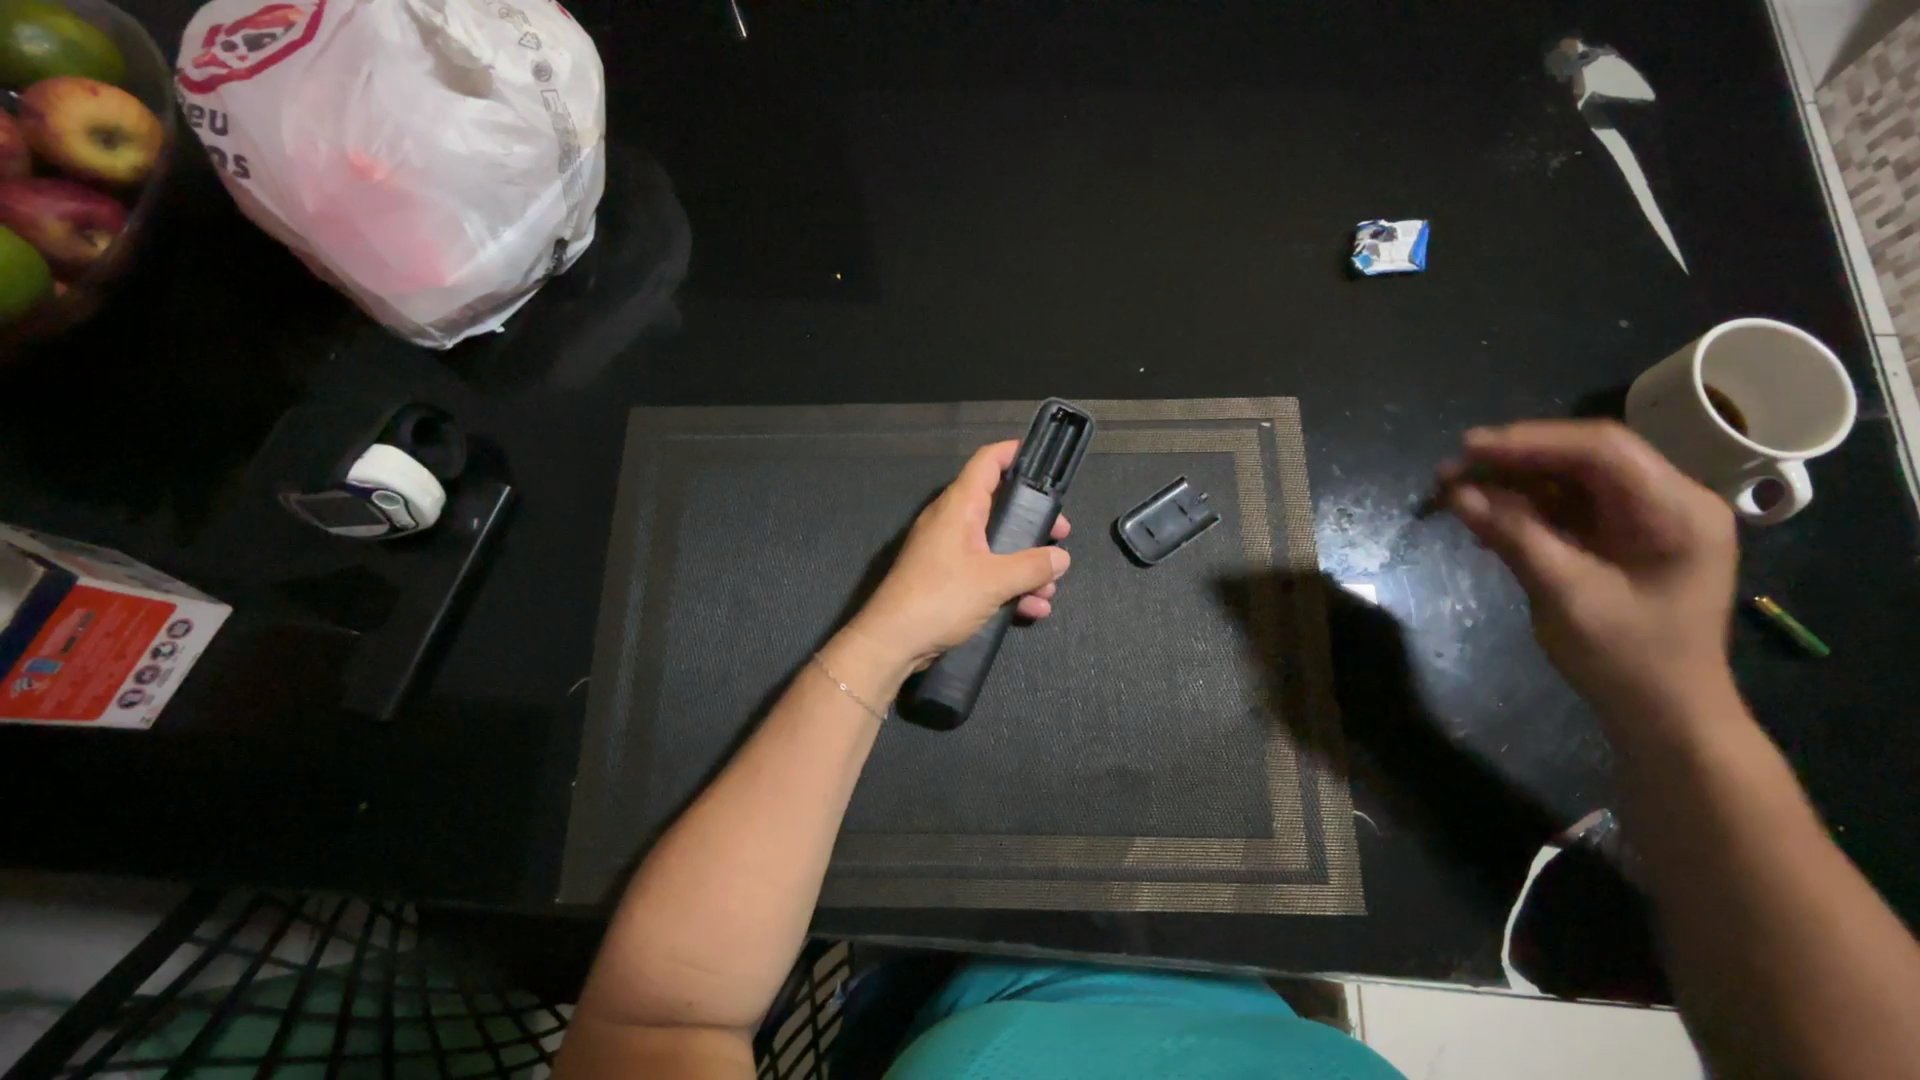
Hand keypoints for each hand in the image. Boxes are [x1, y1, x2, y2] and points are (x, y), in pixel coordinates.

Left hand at [845, 441, 1071, 671]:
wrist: (892, 641)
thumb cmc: (941, 598)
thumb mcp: (994, 581)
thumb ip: (1033, 566)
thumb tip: (1061, 557)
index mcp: (959, 506)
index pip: (987, 462)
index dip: (1015, 453)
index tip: (1044, 460)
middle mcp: (952, 521)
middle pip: (1000, 506)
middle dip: (1034, 523)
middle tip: (1060, 535)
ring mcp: (948, 552)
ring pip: (996, 546)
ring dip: (1026, 565)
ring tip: (1050, 587)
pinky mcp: (947, 580)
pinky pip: (986, 573)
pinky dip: (1009, 586)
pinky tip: (1033, 609)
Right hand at [1441, 420, 1738, 723]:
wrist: (1665, 714)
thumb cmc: (1627, 658)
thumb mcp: (1566, 596)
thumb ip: (1515, 537)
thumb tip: (1458, 495)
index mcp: (1677, 510)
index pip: (1602, 450)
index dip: (1531, 442)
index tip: (1468, 448)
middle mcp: (1669, 501)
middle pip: (1584, 457)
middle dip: (1514, 460)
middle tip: (1450, 471)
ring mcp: (1646, 518)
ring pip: (1570, 478)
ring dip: (1512, 481)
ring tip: (1455, 491)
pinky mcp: (1621, 536)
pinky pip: (1568, 505)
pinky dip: (1524, 507)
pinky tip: (1484, 516)